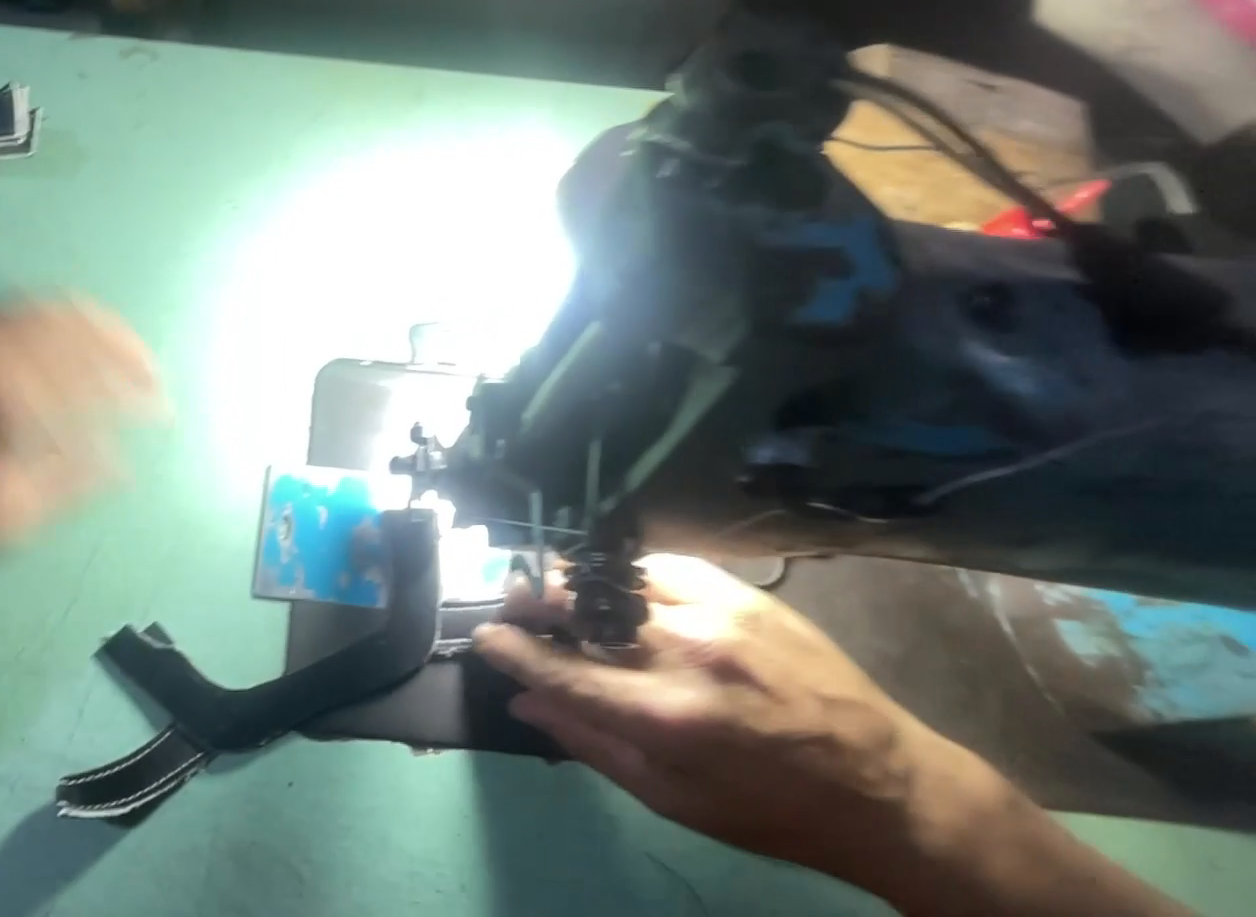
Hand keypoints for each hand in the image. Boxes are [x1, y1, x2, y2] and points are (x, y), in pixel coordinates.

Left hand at [0, 299, 164, 598]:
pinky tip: (28, 366)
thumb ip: (71, 481)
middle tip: (139, 374)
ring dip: (71, 332)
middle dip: (115, 343)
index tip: (161, 404)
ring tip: (93, 364)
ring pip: (24, 309)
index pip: (94, 364)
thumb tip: (124, 465)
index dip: (138, 383)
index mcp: (1, 383)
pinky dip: (25, 332)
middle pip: (66, 316)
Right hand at [474, 553, 980, 881]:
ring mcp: (714, 611)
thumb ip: (589, 742)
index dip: (512, 649)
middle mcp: (682, 651)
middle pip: (579, 604)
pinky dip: (626, 573)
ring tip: (558, 591)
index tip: (486, 638)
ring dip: (574, 580)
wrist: (884, 782)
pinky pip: (661, 563)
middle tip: (516, 607)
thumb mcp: (672, 797)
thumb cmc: (768, 806)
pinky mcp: (741, 591)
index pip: (559, 669)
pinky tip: (618, 586)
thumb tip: (524, 701)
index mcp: (662, 717)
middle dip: (532, 601)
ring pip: (615, 574)